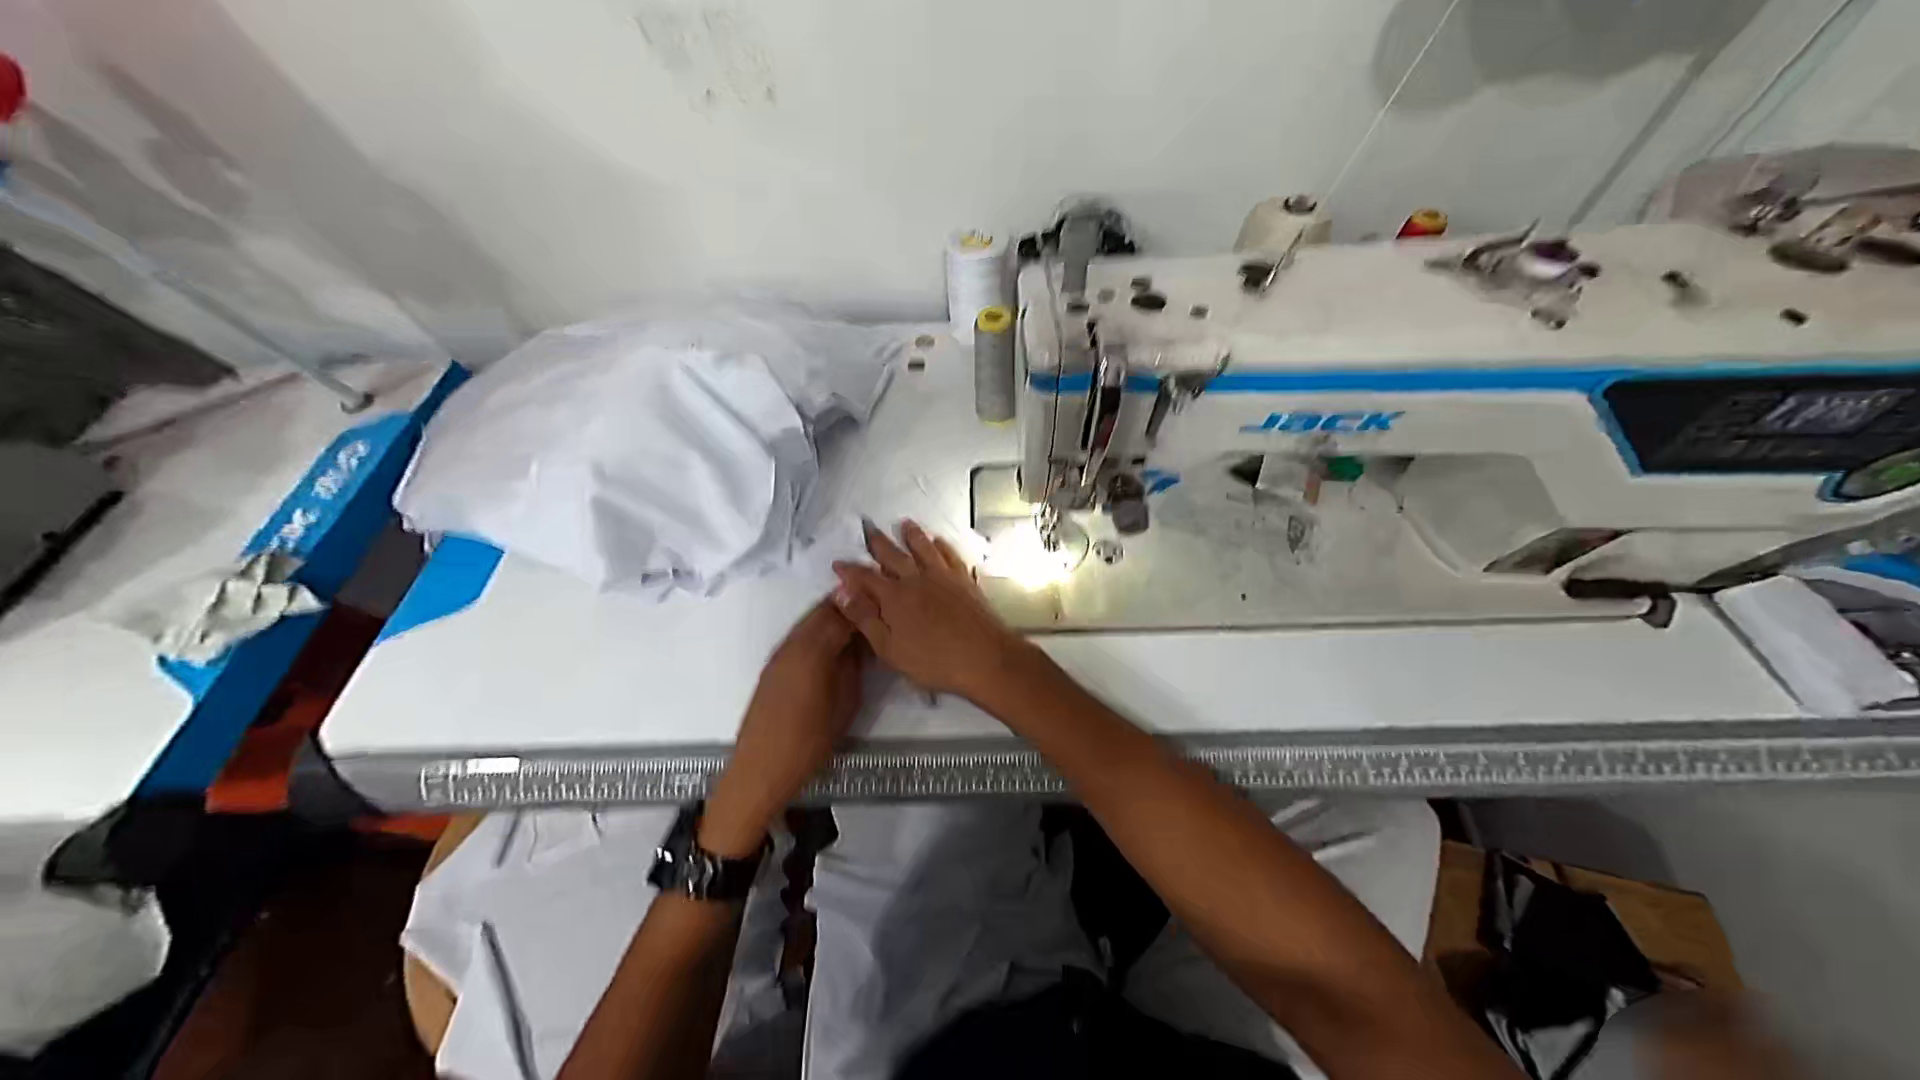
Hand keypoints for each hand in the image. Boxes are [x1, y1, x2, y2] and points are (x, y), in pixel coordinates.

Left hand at [702, 601, 865, 854]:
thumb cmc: (810, 742)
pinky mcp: (772, 664)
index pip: (844, 614)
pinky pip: (799, 635)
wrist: (761, 768)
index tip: (885, 609)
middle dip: (849, 607)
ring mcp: (780, 652)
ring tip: (857, 628)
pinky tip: (833, 646)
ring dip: (832, 617)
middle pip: (823, 610)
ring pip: (809, 620)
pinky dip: (818, 632)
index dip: (866, 607)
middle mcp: (794, 643)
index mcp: (815, 650)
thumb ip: (854, 666)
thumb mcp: (846, 704)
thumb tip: (862, 643)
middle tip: (874, 614)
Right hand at [831, 519, 1032, 700]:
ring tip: (904, 523)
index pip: (865, 578)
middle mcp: (916, 579)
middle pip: (893, 555)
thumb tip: (841, 592)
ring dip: (912, 535)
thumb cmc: (933, 661)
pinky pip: (950, 555)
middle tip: (868, 528)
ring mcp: (943, 577)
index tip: (838, 563)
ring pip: (924, 548)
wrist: (985, 657)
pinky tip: (940, 541)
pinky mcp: (964, 581)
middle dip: (878, 542)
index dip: (850, 571)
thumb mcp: (889, 649)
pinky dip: (942, 545)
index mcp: (894, 597)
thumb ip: (865, 618)